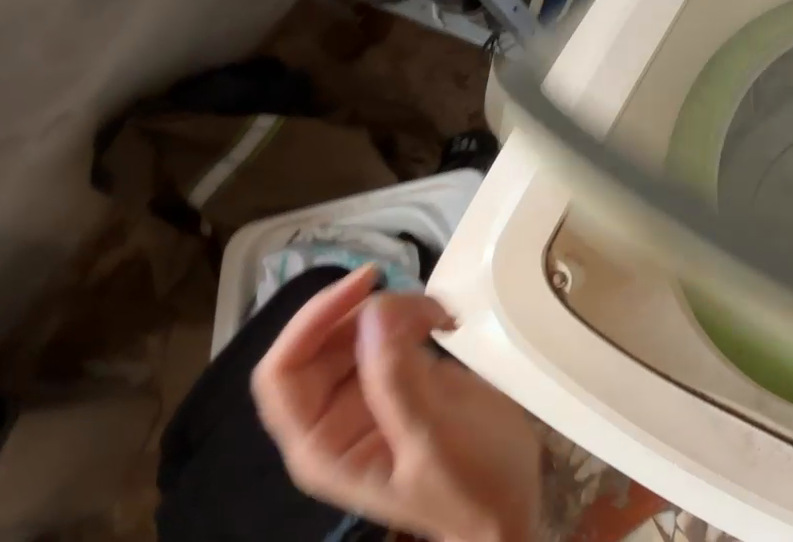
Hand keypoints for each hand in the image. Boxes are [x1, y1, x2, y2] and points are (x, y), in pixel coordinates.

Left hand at [252, 265, 543, 541]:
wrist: (510, 509)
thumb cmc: (470, 485)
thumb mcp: (433, 435)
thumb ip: (397, 377)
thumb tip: (378, 309)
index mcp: (322, 445)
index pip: (283, 372)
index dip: (312, 321)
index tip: (367, 283)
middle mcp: (334, 418)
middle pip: (319, 345)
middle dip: (366, 314)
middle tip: (425, 305)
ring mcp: (370, 399)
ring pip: (357, 333)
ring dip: (395, 313)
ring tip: (443, 316)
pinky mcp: (405, 383)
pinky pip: (392, 337)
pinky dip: (416, 318)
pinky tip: (446, 322)